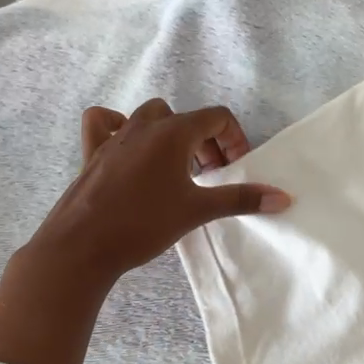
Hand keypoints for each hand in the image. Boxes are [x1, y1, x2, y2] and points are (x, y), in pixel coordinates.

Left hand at [13, 99, 290, 288]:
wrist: (81, 247)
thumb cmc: (143, 224)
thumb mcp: (198, 210)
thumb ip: (241, 199)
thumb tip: (283, 197)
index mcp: (174, 132)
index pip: (217, 117)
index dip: (234, 138)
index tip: (236, 167)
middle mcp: (144, 125)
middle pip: (186, 118)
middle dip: (204, 142)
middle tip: (210, 176)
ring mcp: (115, 136)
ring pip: (150, 116)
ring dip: (170, 135)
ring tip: (175, 168)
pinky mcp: (91, 153)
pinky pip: (104, 123)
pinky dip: (118, 126)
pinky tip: (127, 148)